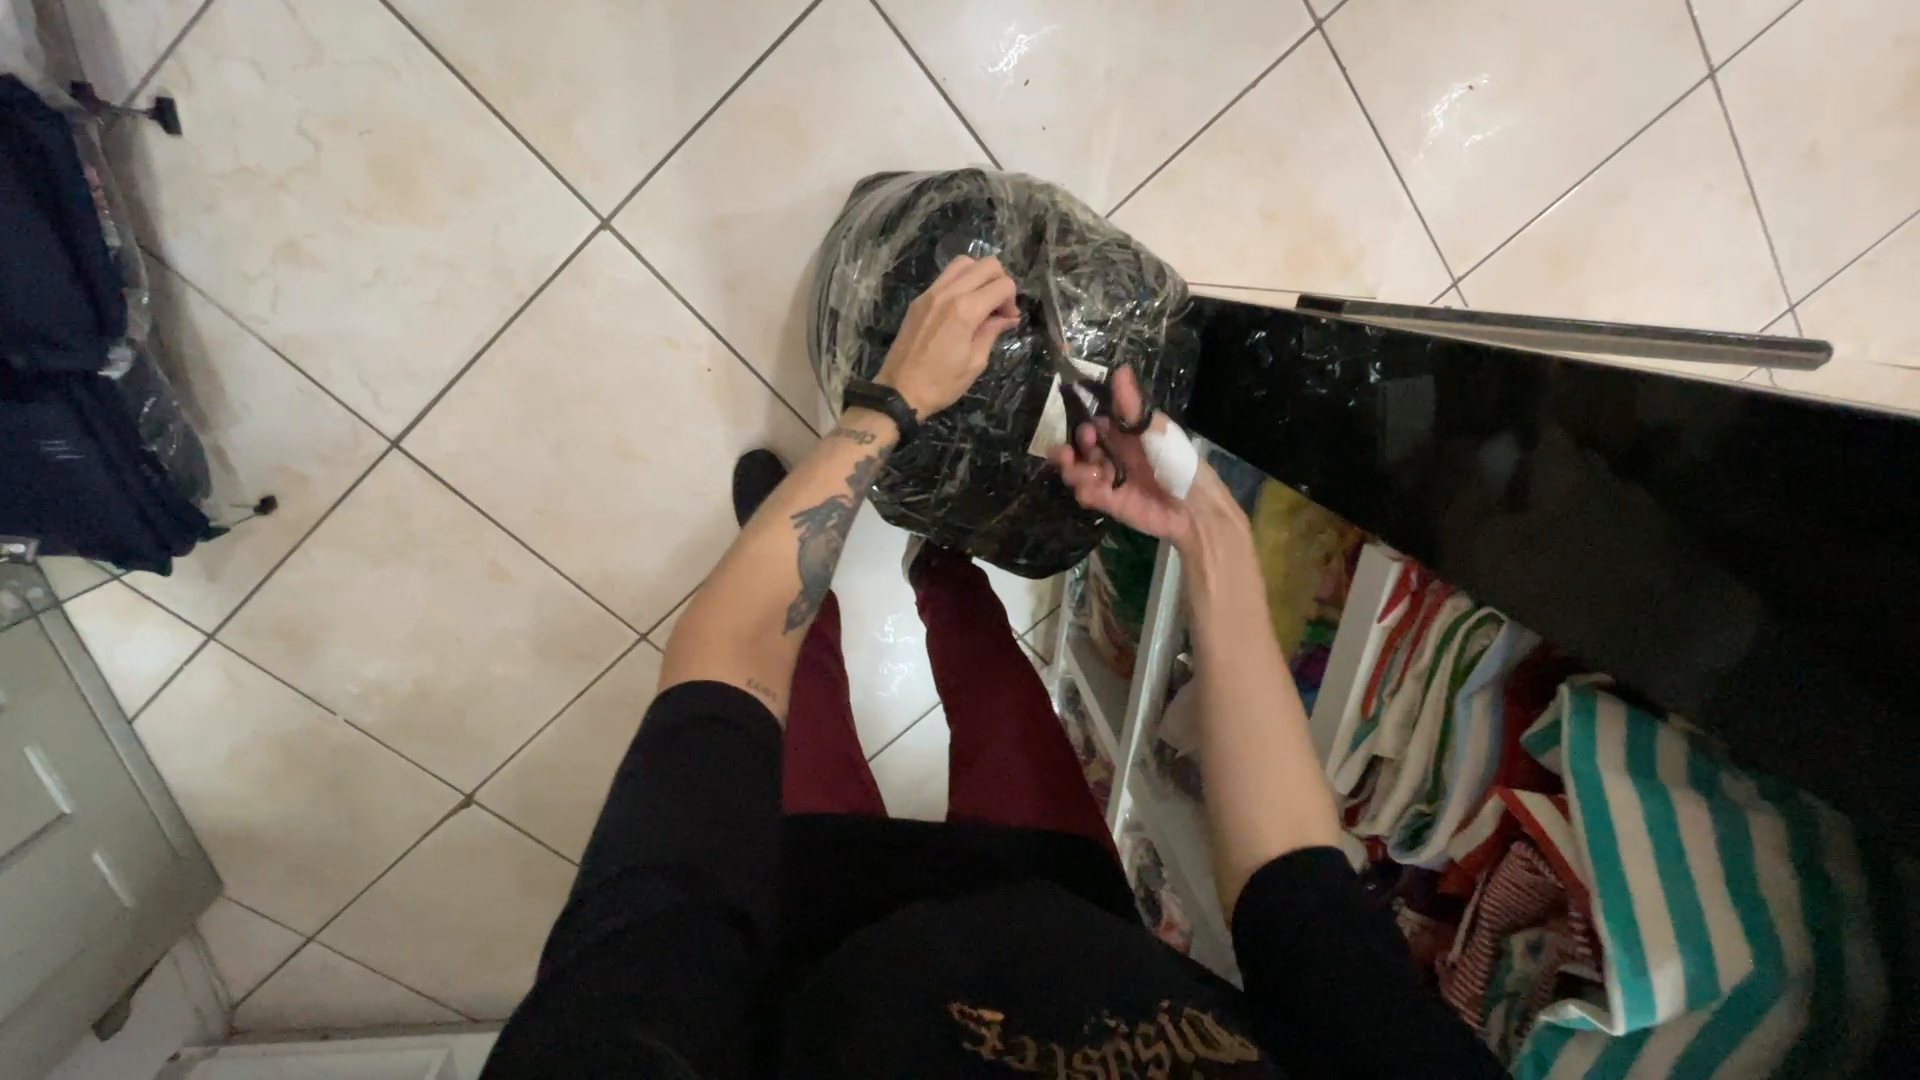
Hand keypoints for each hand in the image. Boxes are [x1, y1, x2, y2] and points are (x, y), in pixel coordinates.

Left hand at [874, 255, 1020, 417]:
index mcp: (965, 310)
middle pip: (986, 264)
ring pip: (963, 263)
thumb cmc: (941, 383)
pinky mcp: (919, 300)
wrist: (900, 391)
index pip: (1002, 285)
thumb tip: (1008, 318)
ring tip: (981, 301)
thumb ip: (992, 332)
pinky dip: (961, 282)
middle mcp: (948, 293)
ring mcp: (930, 293)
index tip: (1008, 320)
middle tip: (998, 307)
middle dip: (1000, 281)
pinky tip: (962, 306)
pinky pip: (945, 277)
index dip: (1012, 300)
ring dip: (979, 276)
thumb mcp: (975, 362)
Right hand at [1048, 366, 1233, 548]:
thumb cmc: (1178, 462)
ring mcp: (1108, 478)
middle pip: (1078, 448)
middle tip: (1083, 446)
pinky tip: (1093, 487)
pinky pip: (1085, 493)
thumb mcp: (1155, 430)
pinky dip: (1083, 489)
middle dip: (1071, 447)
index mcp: (1124, 433)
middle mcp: (1112, 454)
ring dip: (1072, 468)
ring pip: (1076, 470)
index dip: (1083, 423)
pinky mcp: (1107, 502)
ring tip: (1083, 471)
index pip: (1094, 423)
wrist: (1193, 508)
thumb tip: (1120, 369)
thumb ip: (1132, 406)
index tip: (1088, 427)